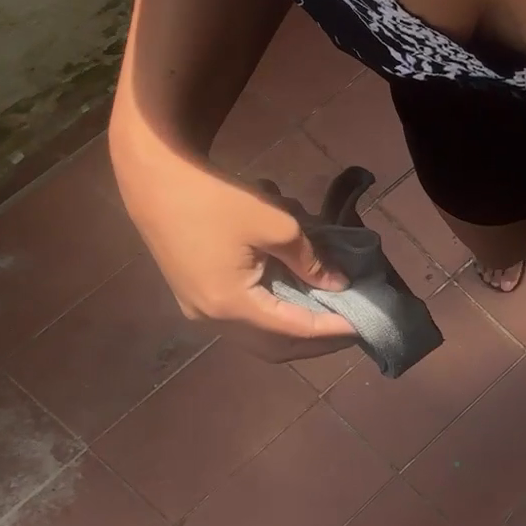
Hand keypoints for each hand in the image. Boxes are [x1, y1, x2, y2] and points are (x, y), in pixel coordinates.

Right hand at [110, 124, 356, 362]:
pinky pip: (245, 322)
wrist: (157, 179)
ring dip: (299, 334)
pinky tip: (304, 305)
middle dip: (320, 342)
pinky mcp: (197, 296)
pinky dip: (278, 320)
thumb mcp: (279, 227)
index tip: (368, 326)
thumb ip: (311, 262)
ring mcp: (199, 310)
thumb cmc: (219, 201)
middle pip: (276, 346)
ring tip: (335, 320)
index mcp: (231, 304)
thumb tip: (338, 285)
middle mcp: (211, 318)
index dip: (335, 330)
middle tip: (355, 327)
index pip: (296, 330)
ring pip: (259, 339)